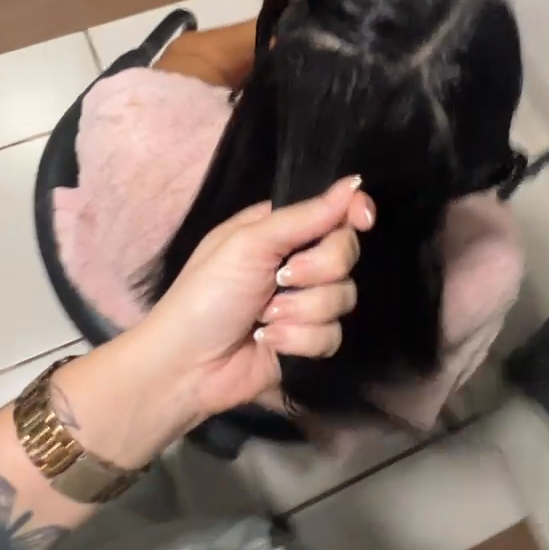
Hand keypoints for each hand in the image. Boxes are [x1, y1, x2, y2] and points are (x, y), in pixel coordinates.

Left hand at [127, 175, 376, 422]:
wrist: (186, 366)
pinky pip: (332, 335)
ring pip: (343, 297)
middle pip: (345, 254)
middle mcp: (297, 261)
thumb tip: (354, 183)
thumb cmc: (207, 294)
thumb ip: (304, 216)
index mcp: (280, 230)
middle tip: (280, 279)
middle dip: (316, 270)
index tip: (362, 219)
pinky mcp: (307, 342)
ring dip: (300, 310)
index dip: (353, 214)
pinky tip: (268, 341)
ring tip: (264, 317)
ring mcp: (304, 303)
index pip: (333, 213)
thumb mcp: (248, 243)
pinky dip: (298, 340)